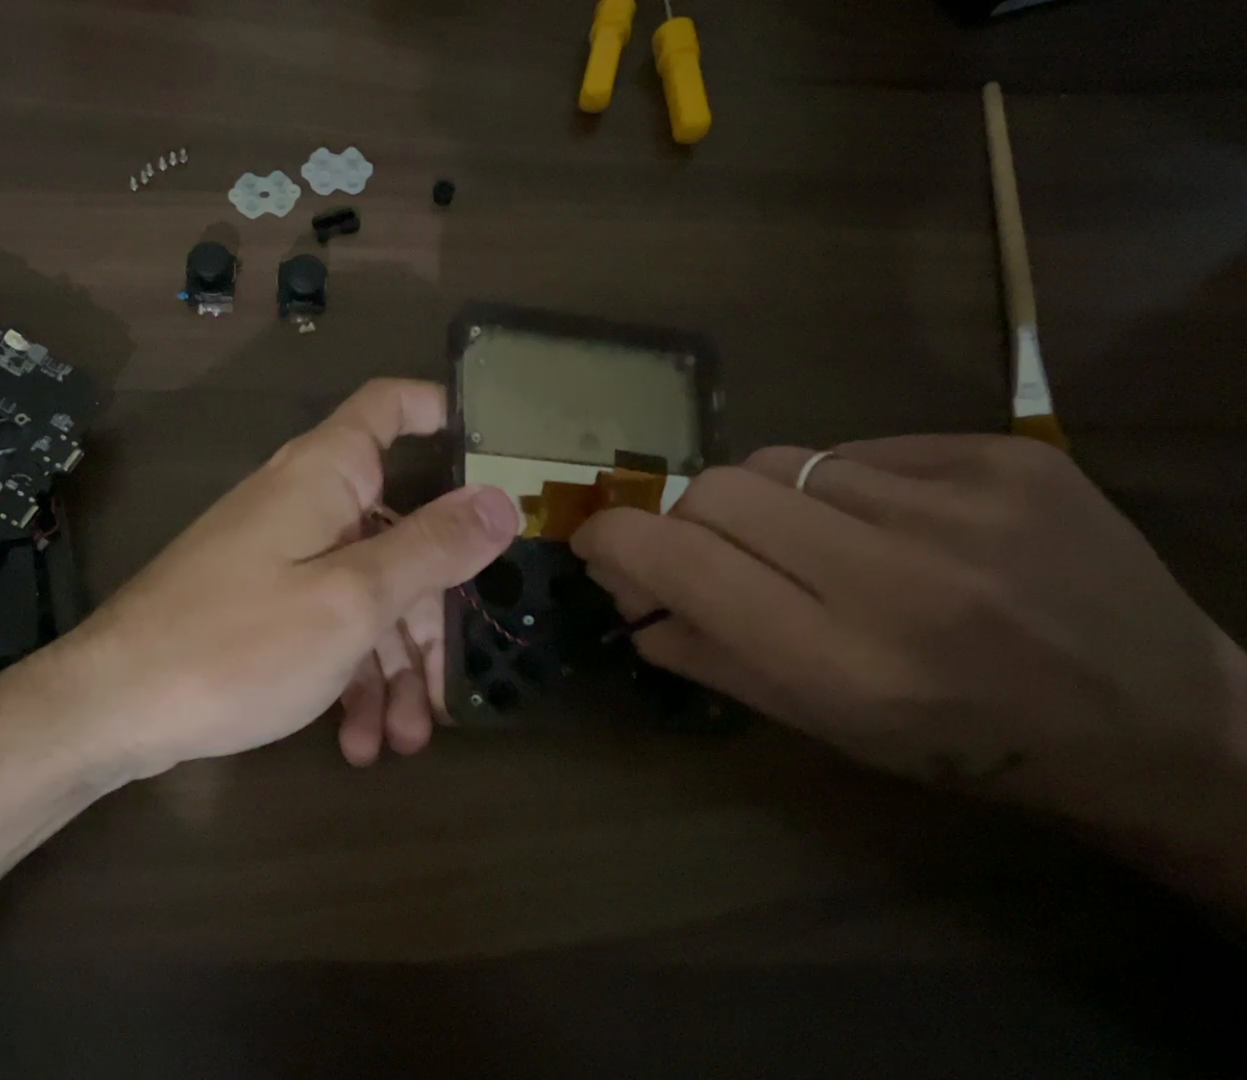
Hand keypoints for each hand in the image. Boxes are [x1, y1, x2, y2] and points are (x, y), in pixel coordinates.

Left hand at [52, 379, 517, 777]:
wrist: (115, 705)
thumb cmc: (238, 644)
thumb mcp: (351, 600)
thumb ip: (430, 549)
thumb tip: (500, 501)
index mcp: (325, 474)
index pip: (392, 408)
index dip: (444, 413)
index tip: (499, 457)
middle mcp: (305, 504)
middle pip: (398, 532)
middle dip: (429, 616)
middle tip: (448, 690)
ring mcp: (280, 557)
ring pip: (365, 593)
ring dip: (390, 668)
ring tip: (400, 741)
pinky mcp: (260, 606)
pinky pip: (326, 626)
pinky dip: (346, 678)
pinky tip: (356, 742)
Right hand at [572, 435, 1246, 902]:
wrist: (1161, 721)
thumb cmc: (963, 745)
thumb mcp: (823, 728)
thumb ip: (713, 660)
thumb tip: (633, 603)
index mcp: (843, 660)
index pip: (683, 561)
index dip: (617, 541)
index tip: (596, 544)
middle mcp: (896, 573)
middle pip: (719, 490)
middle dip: (687, 521)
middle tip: (707, 556)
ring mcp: (959, 503)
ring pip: (779, 462)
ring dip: (762, 504)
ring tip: (809, 546)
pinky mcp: (1004, 457)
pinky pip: (856, 451)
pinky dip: (835, 487)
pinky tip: (882, 527)